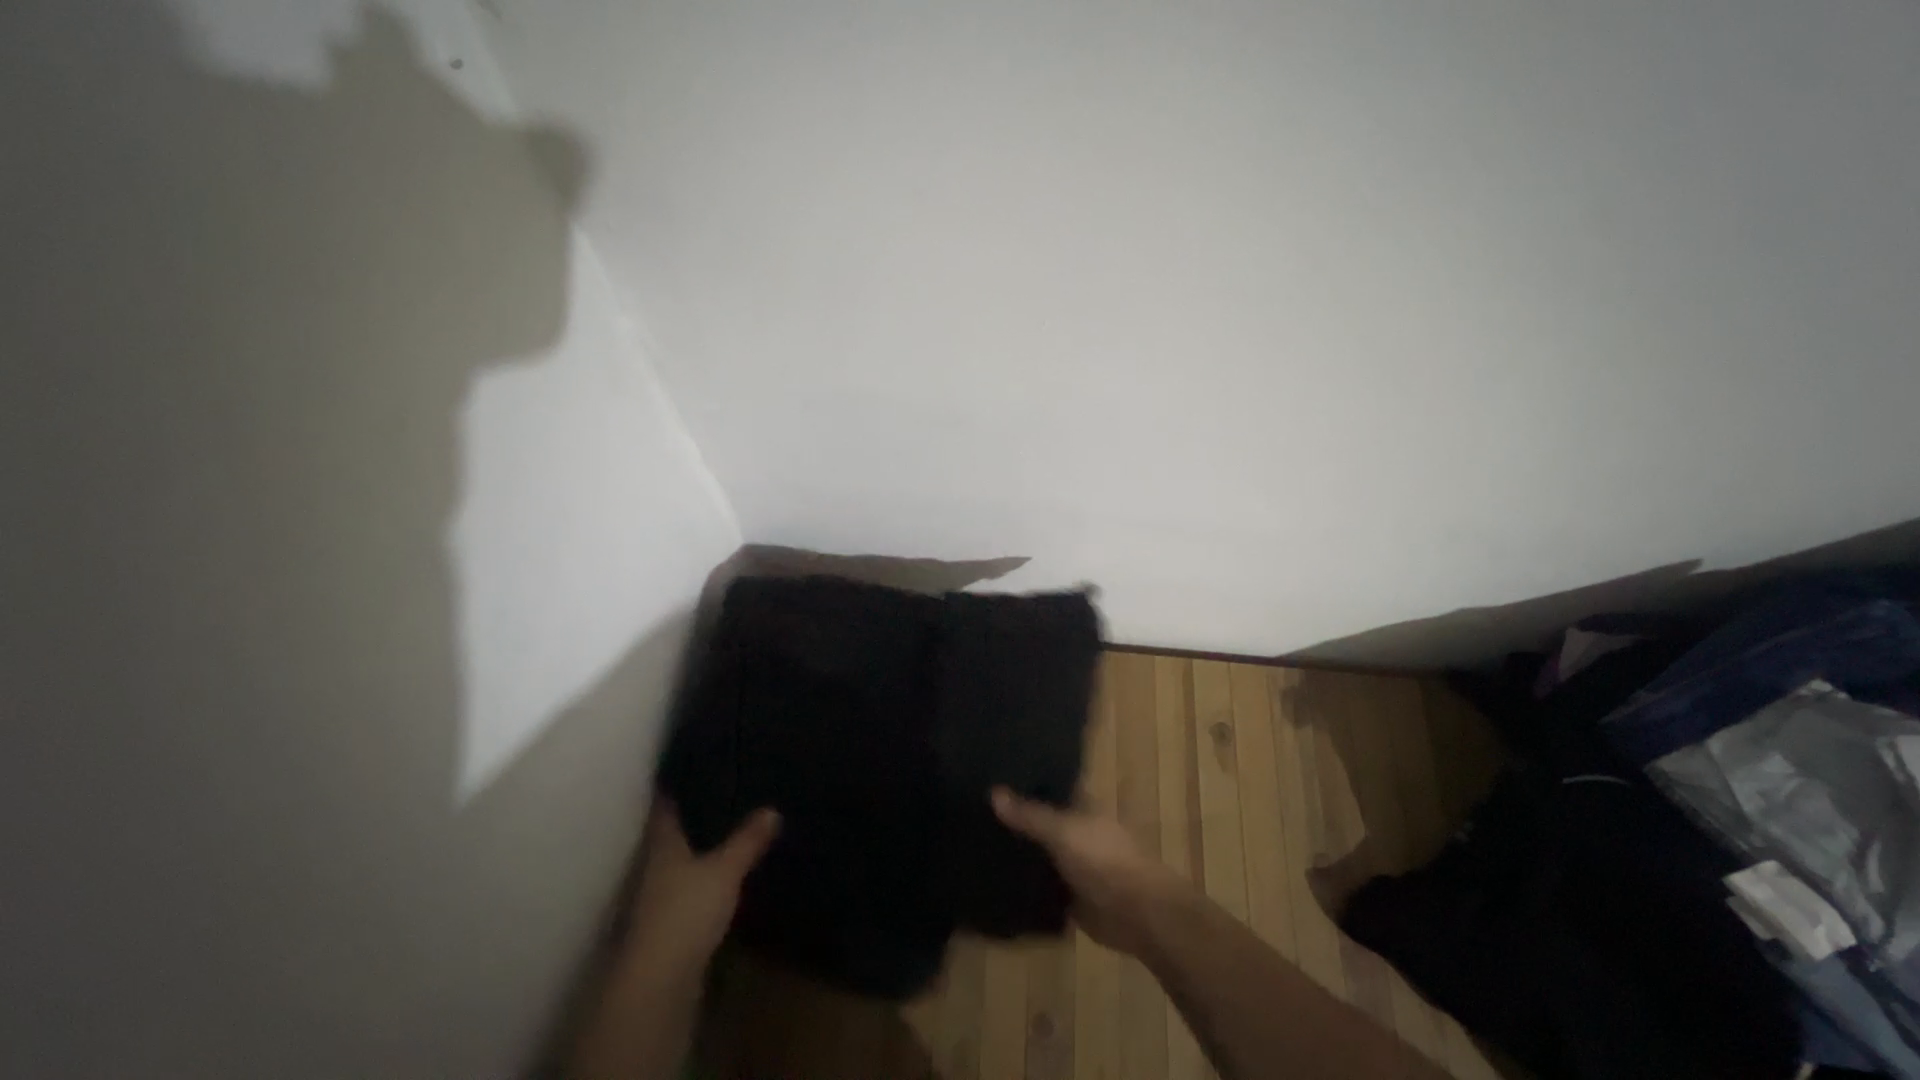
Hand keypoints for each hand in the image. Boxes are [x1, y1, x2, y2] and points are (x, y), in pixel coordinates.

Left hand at [626, 796, 780, 970]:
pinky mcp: (670, 923)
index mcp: (661, 843)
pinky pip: (691, 886)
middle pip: (673, 831)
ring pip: (682, 860)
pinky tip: (729, 875)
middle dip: (696, 814)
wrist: (659, 980)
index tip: (699, 764)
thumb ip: (746, 840)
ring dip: (702, 848)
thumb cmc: (686, 911)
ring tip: (736, 829)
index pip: (666, 804)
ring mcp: (659, 896)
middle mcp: (654, 864)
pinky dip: (707, 877)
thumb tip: (772, 808)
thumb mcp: (724, 870)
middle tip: (729, 791)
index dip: (680, 783)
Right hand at [992, 786, 1189, 956]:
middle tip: (973, 812)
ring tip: (974, 844)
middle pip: (1043, 823)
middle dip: (1017, 820)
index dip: (1028, 781)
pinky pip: (1042, 888)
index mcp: (1084, 809)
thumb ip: (1030, 815)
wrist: (1138, 914)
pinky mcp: (1071, 899)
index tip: (993, 775)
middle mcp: (1079, 834)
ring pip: (1041, 856)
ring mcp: (1075, 867)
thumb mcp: (1063, 831)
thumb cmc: (1105, 860)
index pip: (1053, 787)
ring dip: (1018, 855)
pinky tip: (992, 882)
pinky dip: (1024, 887)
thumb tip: (993, 791)